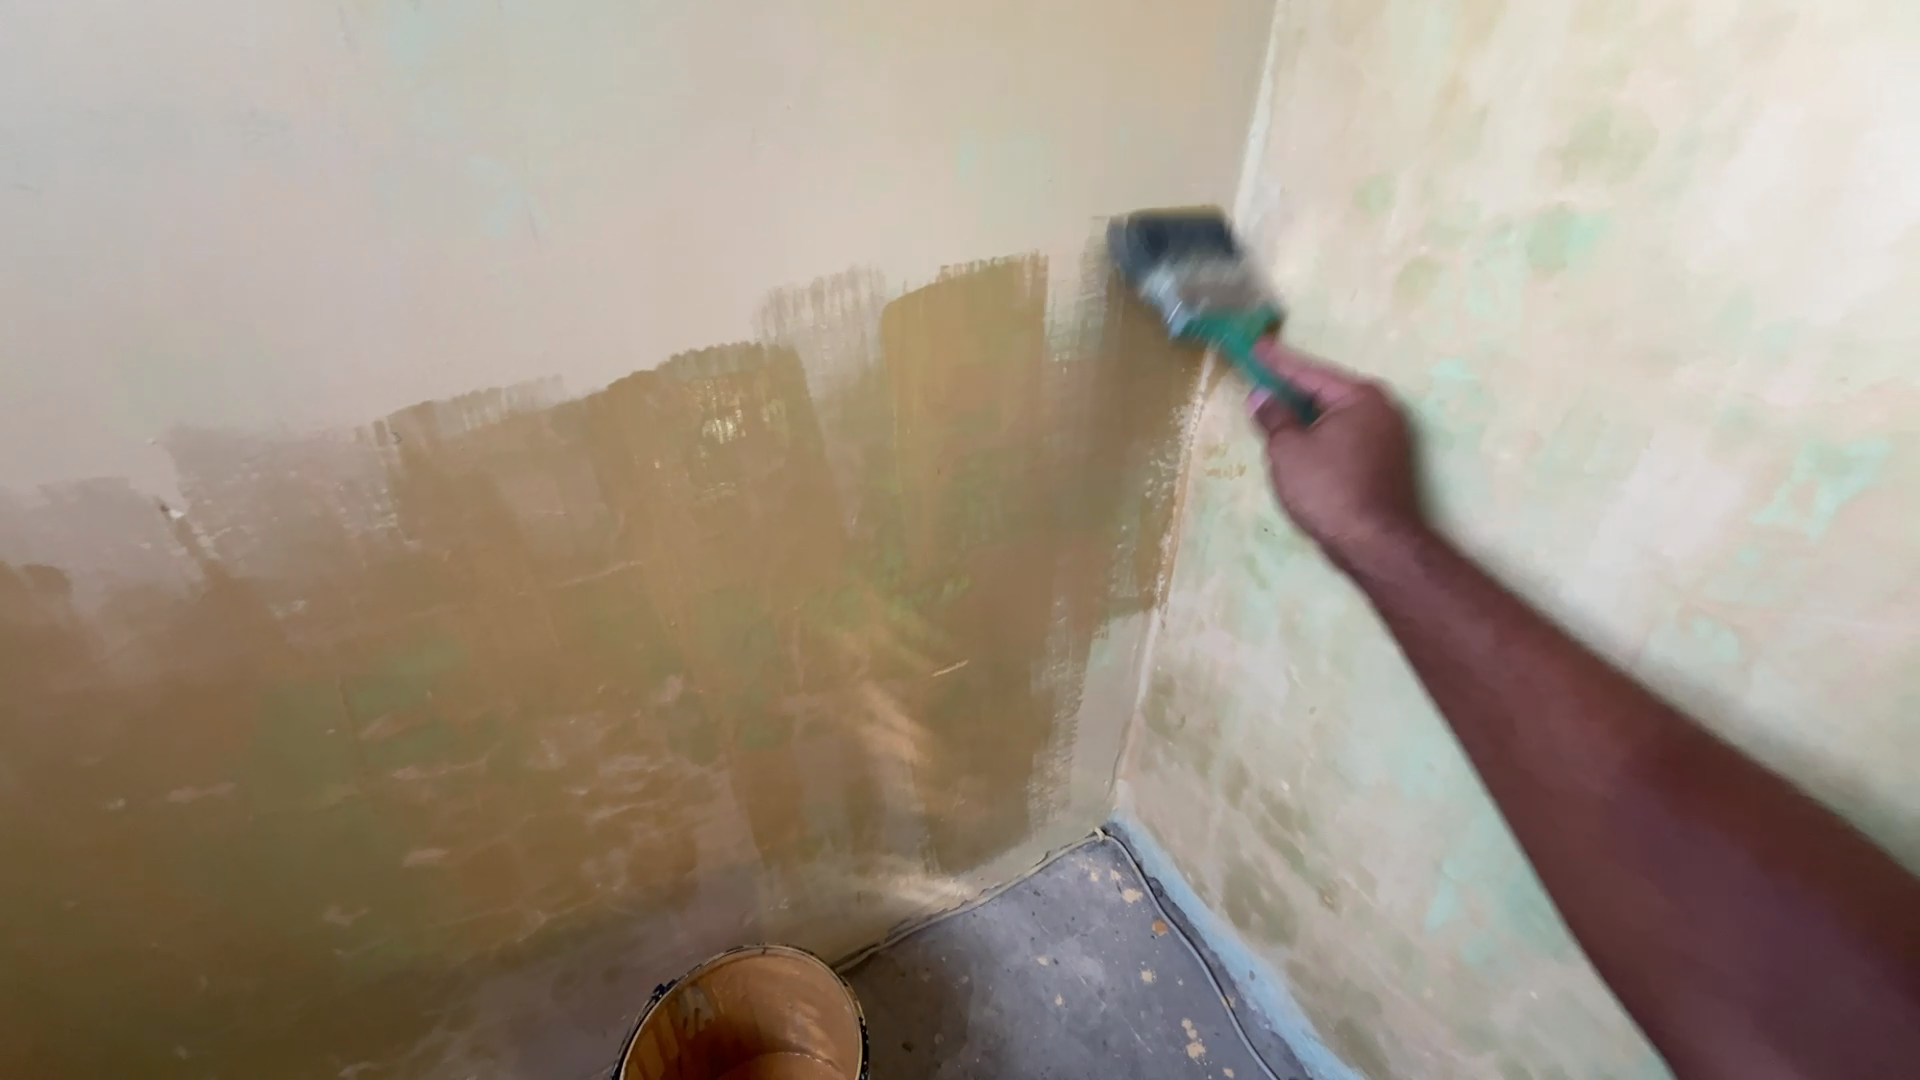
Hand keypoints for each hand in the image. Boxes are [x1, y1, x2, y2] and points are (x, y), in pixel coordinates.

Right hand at [1247, 341, 1427, 570]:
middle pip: (1324, 391)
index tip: (1254, 346)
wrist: (1374, 542)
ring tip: (1273, 408)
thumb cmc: (1328, 490)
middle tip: (1260, 377)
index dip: (1276, 361)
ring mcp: (1388, 434)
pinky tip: (1298, 438)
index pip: (1308, 372)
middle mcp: (1381, 407)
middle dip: (1291, 387)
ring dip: (1304, 412)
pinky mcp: (1386, 459)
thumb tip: (1262, 396)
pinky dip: (1319, 432)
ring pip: (1334, 414)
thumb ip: (1273, 417)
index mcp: (1358, 396)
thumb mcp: (1288, 450)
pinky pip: (1344, 433)